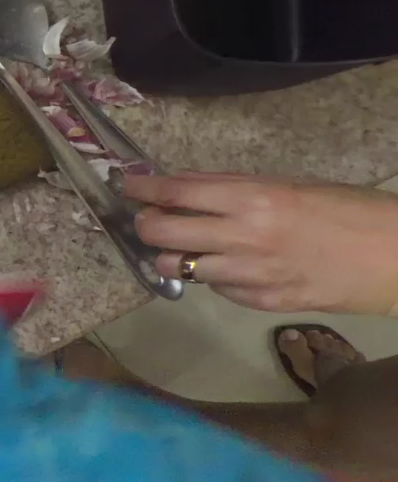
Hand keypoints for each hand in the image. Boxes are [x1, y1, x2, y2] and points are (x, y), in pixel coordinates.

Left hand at [125, 172, 397, 315]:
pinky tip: (236, 268)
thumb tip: (179, 181)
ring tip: (192, 248)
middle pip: (159, 232)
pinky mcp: (262, 300)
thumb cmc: (355, 213)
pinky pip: (215, 288)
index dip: (141, 189)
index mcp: (256, 200)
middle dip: (146, 224)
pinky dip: (216, 277)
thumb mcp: (296, 186)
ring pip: (176, 266)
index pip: (176, 192)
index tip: (126, 186)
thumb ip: (232, 184)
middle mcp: (245, 236)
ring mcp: (251, 272)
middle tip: (151, 219)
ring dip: (175, 255)